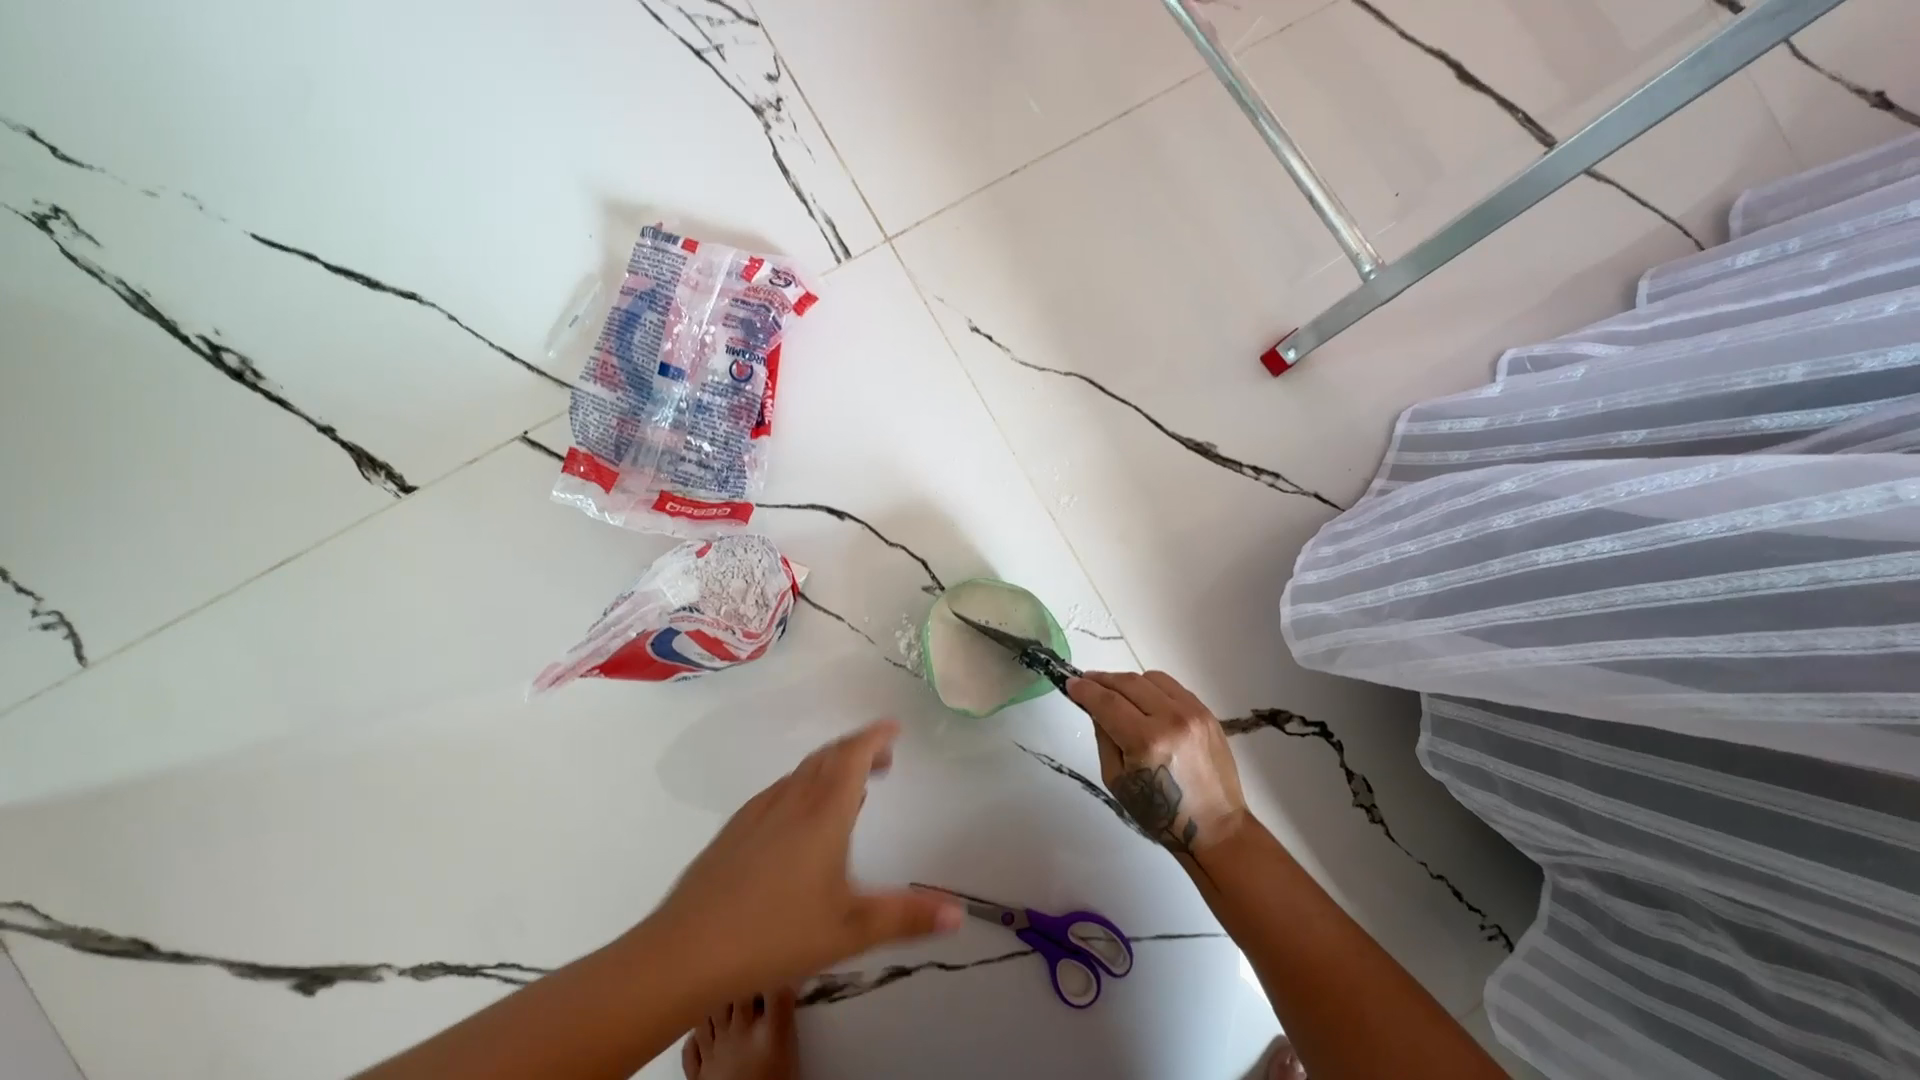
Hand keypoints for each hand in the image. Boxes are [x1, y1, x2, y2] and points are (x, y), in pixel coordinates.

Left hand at [642, 719, 963, 998]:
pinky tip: (800, 824)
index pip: (852, 756)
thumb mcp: (851, 931)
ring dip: (829, 770)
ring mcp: (756, 814)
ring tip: (849, 792)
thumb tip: (958, 913)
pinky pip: (778, 793)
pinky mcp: (733, 833)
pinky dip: (802, 790)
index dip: (875, 737)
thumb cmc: (775, 934)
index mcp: (822, 813)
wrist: (685, 951)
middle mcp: (790, 801)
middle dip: (857, 751)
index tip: (894, 727)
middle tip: (882, 760)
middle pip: (827, 758)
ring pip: (800, 775)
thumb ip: (907, 919)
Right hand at [1067, 672, 1250, 866]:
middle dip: (1102, 680)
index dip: (1085, 690)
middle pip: (1128, 683)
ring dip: (1127, 681)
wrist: (1215, 825)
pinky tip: (1144, 700)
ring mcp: (1193, 712)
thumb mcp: (1117, 780)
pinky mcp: (1207, 713)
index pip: (1107, 702)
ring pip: (1151, 678)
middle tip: (1086, 682)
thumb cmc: (1160, 813)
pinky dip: (1152, 688)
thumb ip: (1104, 739)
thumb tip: (1097, 709)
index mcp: (1146, 741)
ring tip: (1115, 692)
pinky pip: (1173, 687)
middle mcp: (1172, 719)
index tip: (1070, 683)